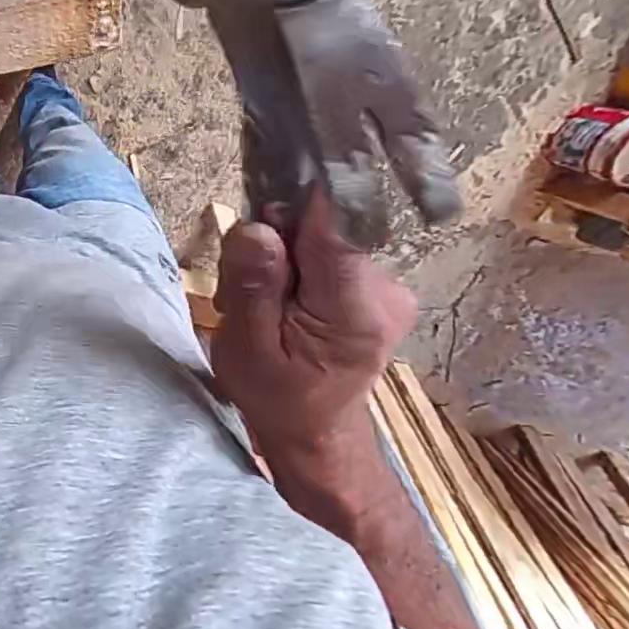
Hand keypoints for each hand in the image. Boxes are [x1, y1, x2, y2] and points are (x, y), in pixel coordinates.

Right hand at [211, 197, 415, 474]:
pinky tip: (278, 304)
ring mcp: (386, 288)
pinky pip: (326, 256)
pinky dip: (294, 271)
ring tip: (259, 307)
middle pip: (321, 231)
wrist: (314, 435)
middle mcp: (385, 289)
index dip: (297, 200)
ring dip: (279, 261)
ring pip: (319, 242)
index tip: (261, 192)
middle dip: (273, 245)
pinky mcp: (375, 288)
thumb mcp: (247, 347)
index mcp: (355, 309)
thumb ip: (252, 286)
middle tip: (242, 290)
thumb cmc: (275, 398)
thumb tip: (255, 227)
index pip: (336, 227)